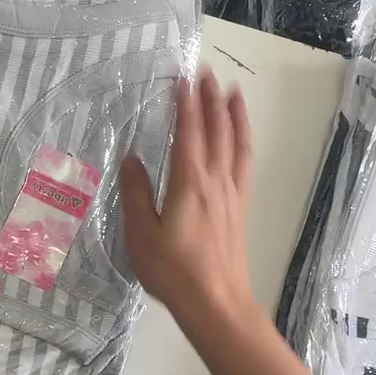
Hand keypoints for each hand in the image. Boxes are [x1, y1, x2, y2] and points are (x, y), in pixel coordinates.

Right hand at [119, 67, 257, 332]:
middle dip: (210, 100)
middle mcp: (215, 182)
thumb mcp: (141, 235)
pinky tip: (241, 138)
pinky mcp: (239, 208)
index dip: (185, 104)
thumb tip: (131, 158)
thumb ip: (136, 193)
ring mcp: (231, 194)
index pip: (188, 133)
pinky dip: (244, 142)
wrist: (215, 302)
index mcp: (188, 184)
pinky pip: (244, 164)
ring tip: (232, 91)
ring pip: (236, 144)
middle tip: (207, 71)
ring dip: (233, 115)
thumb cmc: (172, 272)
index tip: (182, 77)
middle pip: (216, 131)